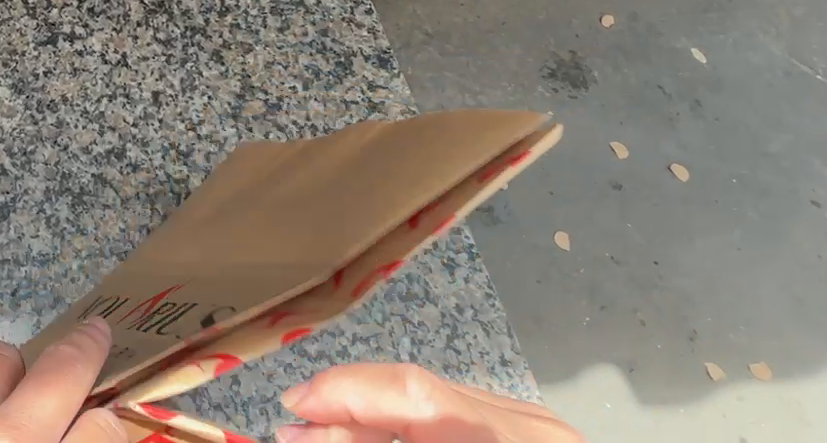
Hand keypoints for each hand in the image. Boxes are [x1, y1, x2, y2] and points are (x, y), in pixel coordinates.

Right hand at [276, 364, 583, 442]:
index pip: (413, 392)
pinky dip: (404, 426)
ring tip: (324, 435)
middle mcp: (527, 426)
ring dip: (369, 417)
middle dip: (346, 407)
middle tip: (293, 433)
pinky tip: (372, 439)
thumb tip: (311, 438)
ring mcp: (533, 427)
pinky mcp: (530, 432)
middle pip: (414, 389)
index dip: (345, 392)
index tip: (294, 410)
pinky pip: (450, 413)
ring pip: (429, 398)